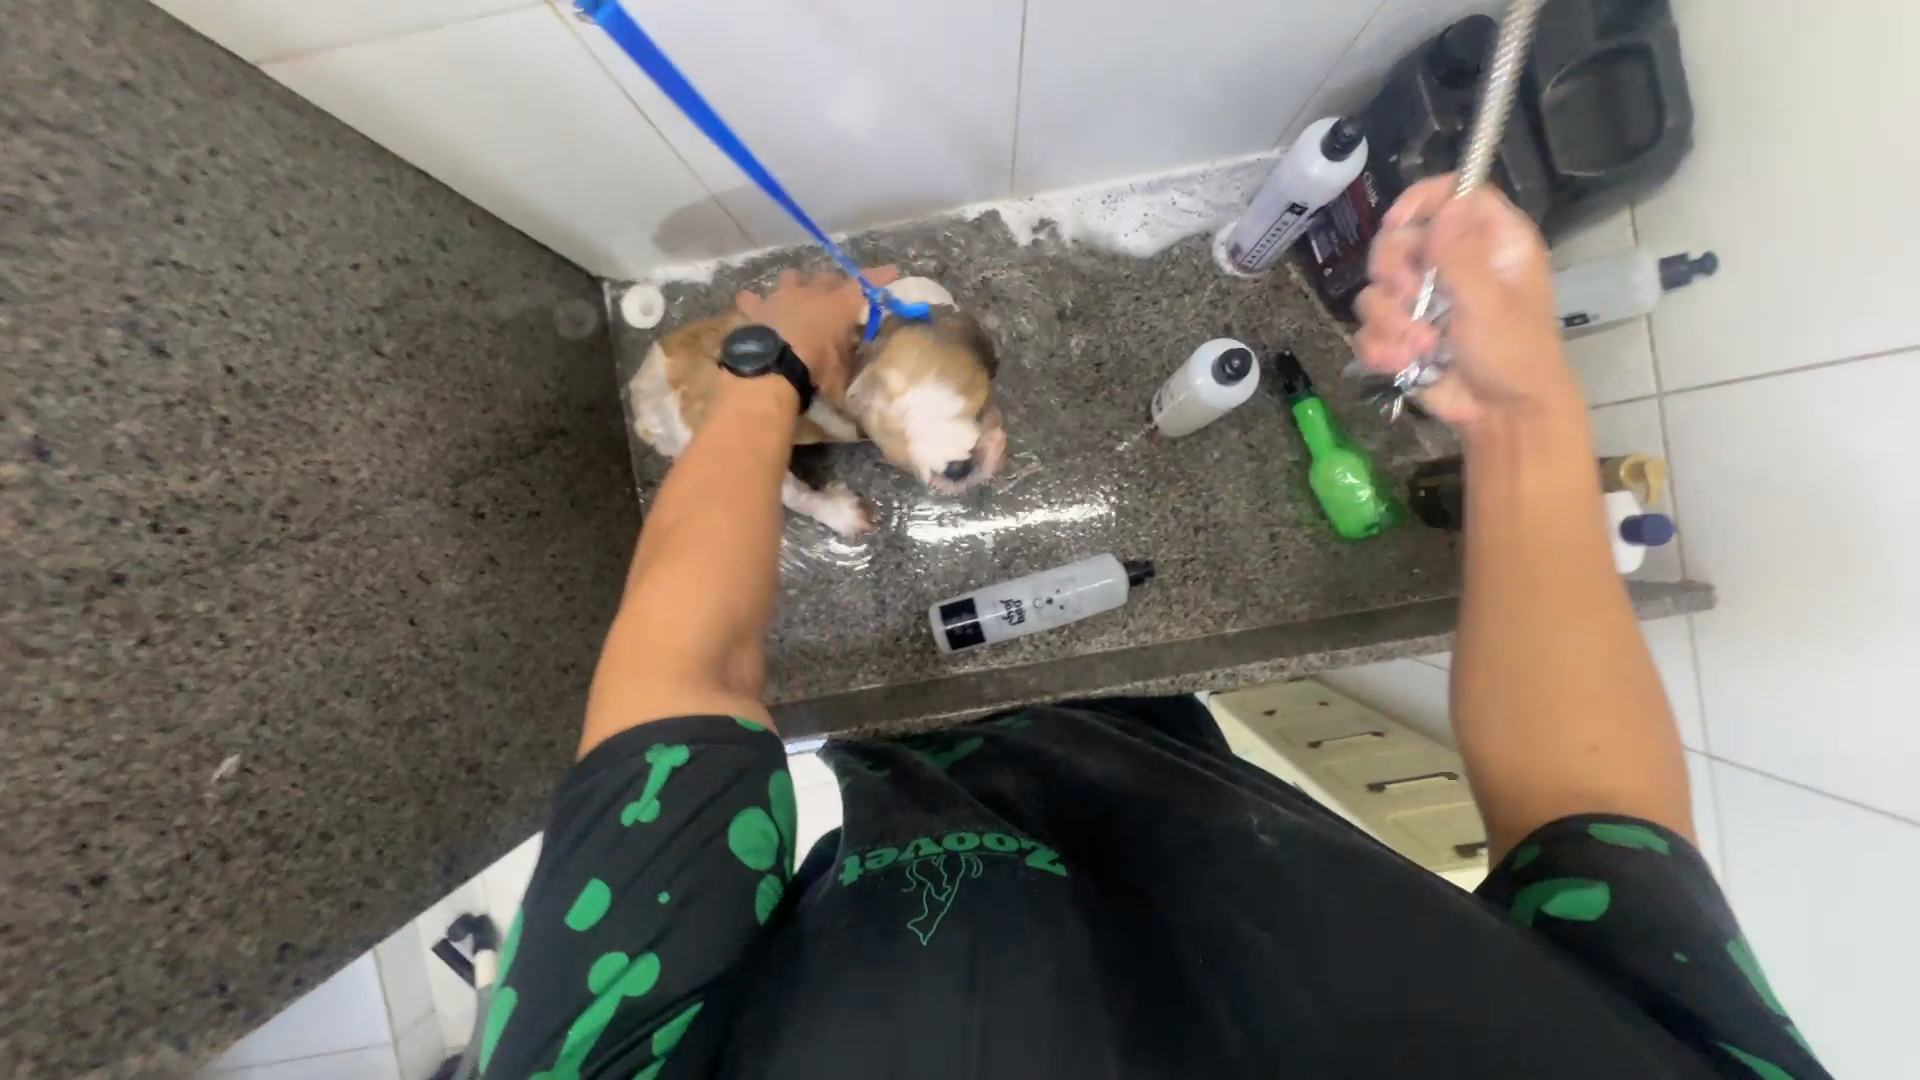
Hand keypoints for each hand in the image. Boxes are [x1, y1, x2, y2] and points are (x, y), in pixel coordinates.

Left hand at [735, 266, 897, 402]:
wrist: (771, 367)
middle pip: (826, 276)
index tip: (891, 272)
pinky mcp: (755, 308)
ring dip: (796, 284)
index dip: (879, 277)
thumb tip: (858, 359)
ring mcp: (780, 296)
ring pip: (790, 277)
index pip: (864, 285)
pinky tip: (754, 309)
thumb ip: (851, 359)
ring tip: (796, 295)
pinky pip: (753, 299)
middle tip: (836, 295)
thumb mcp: (843, 372)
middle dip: (833, 283)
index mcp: (839, 305)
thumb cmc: (815, 370)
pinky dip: (755, 304)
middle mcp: (811, 292)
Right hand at [1352, 175, 1582, 431]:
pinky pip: (1367, 331)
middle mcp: (1450, 266)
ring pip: (1375, 292)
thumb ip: (1461, 255)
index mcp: (1488, 245)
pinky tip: (1402, 364)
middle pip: (1398, 242)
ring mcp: (1420, 302)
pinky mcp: (1399, 336)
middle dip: (1392, 273)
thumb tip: (1448, 204)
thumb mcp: (1489, 301)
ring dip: (1388, 323)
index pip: (1453, 196)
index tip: (1397, 223)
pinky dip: (1380, 349)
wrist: (1497, 414)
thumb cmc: (1513, 353)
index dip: (1422, 201)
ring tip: (1416, 348)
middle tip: (1407, 295)